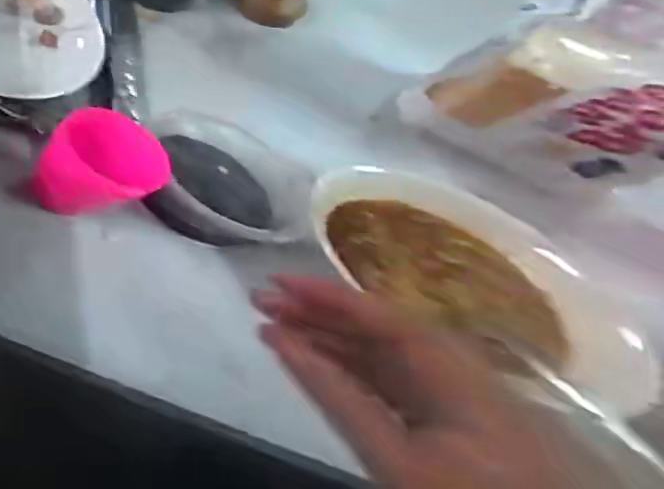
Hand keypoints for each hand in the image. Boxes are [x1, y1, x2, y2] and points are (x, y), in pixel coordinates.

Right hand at [255, 276, 565, 488]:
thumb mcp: (392, 459)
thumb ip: (333, 394)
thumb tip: (273, 334)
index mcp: (474, 388)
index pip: (395, 322)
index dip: (333, 296)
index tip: (275, 281)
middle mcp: (479, 389)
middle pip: (392, 336)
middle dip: (322, 314)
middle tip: (260, 301)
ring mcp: (475, 415)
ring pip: (391, 360)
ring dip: (330, 339)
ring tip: (273, 326)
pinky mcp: (465, 436)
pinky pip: (400, 385)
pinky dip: (352, 368)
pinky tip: (313, 361)